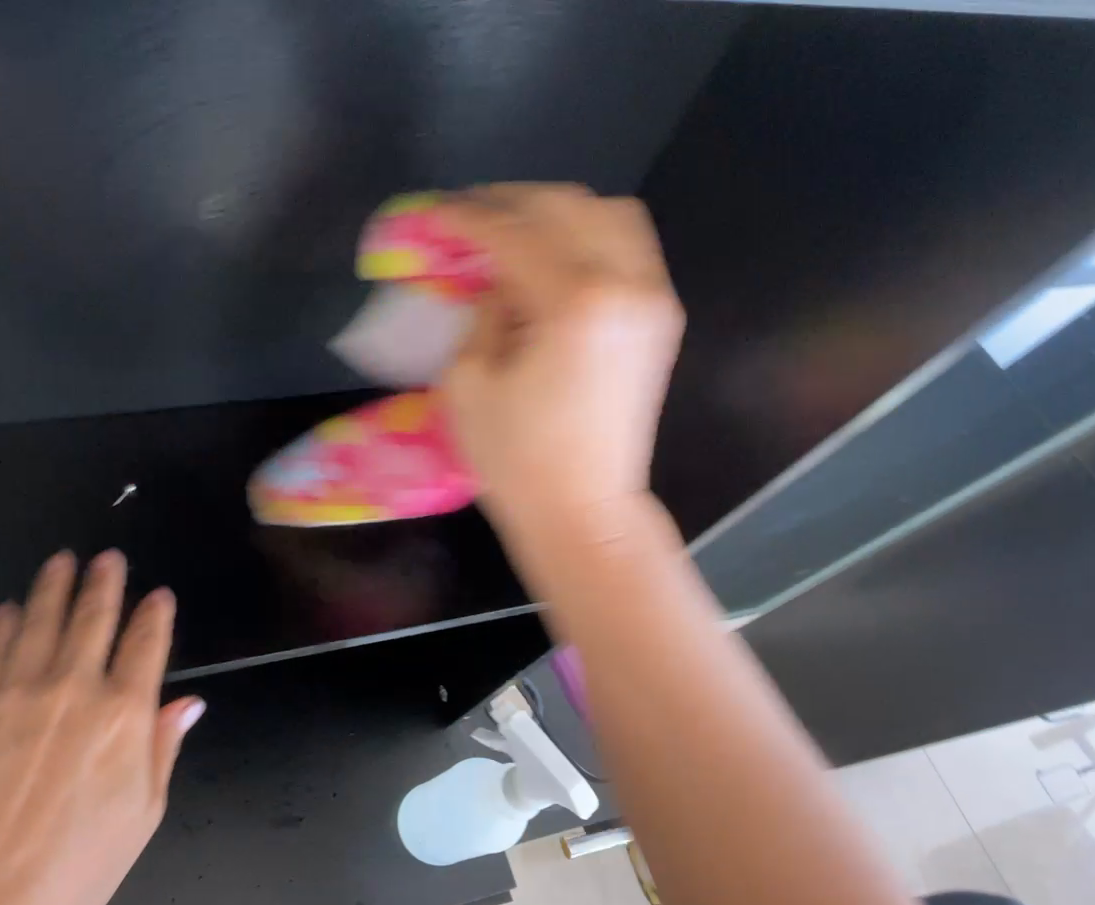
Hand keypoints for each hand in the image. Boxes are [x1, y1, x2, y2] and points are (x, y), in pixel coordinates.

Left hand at [0, 550, 204, 904]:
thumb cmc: (81, 863)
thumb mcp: (144, 811)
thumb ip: (163, 746)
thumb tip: (188, 702)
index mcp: (124, 715)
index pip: (145, 645)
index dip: (154, 615)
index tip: (158, 596)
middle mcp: (74, 689)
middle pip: (93, 619)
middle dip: (104, 583)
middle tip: (108, 558)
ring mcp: (18, 693)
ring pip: (40, 621)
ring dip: (53, 587)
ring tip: (61, 562)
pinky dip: (1, 625)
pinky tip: (8, 610)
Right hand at [434, 184, 685, 544]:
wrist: (584, 511)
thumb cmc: (516, 459)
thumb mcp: (468, 382)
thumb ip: (481, 312)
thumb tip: (496, 279)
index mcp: (573, 302)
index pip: (513, 233)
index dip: (467, 218)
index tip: (435, 213)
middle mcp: (625, 285)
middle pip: (567, 207)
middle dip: (511, 203)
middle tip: (469, 217)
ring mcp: (652, 299)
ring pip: (610, 215)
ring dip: (557, 214)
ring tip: (514, 233)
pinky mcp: (660, 319)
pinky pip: (629, 248)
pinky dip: (589, 238)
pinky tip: (554, 260)